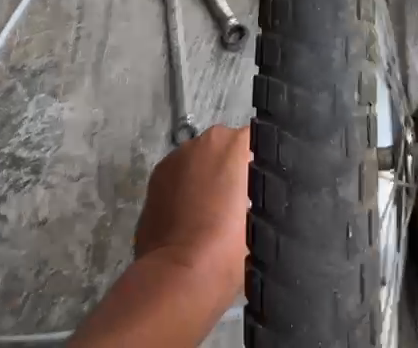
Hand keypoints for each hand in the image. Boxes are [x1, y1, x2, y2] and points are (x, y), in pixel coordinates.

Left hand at [134, 124, 250, 302]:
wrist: (179, 277)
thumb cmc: (230, 245)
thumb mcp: (264, 216)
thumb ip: (262, 188)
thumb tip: (257, 187)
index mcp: (234, 143)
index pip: (255, 141)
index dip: (259, 163)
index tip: (260, 186)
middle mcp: (203, 141)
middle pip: (224, 146)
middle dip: (230, 167)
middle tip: (237, 202)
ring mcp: (174, 159)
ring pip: (198, 160)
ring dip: (205, 176)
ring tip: (210, 212)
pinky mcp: (153, 181)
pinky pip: (178, 176)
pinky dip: (183, 189)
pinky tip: (189, 217)